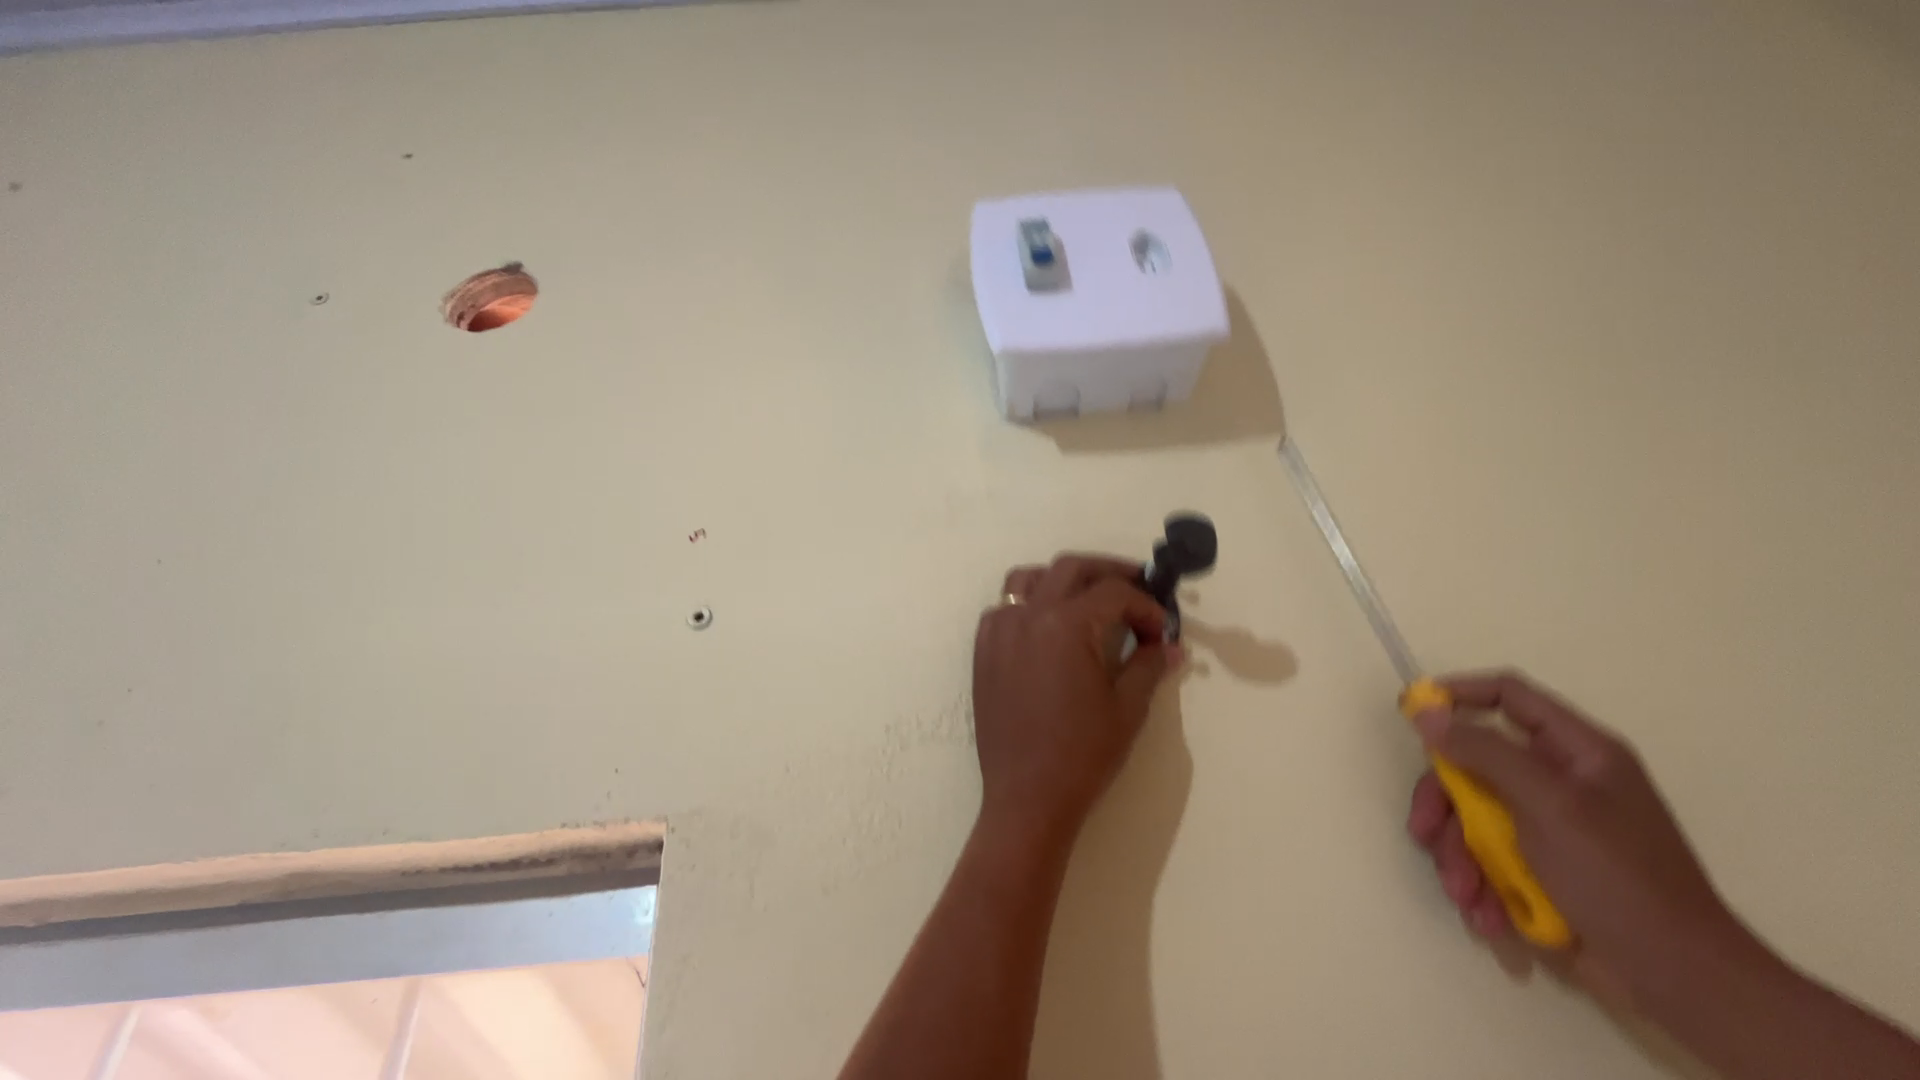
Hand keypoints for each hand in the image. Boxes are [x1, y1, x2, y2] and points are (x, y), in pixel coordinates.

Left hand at [972, 555, 1182, 836]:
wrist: (1028, 797)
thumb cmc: (1083, 755)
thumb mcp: (1127, 708)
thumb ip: (1149, 664)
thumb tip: (1170, 644)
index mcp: (1065, 625)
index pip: (1113, 592)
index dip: (1145, 605)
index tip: (1163, 628)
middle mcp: (1027, 616)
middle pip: (1070, 569)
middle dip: (1108, 573)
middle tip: (1136, 590)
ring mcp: (999, 632)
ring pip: (1028, 579)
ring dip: (1063, 580)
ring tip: (1090, 600)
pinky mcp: (983, 651)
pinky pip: (1005, 608)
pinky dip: (1030, 604)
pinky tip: (1050, 628)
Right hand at [1406, 672, 1756, 1002]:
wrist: (1675, 977)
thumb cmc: (1618, 877)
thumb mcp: (1549, 805)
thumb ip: (1485, 753)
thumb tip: (1426, 712)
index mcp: (1577, 752)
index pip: (1510, 697)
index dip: (1458, 695)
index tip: (1411, 710)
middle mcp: (1559, 782)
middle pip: (1474, 766)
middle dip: (1444, 805)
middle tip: (1424, 832)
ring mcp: (1548, 828)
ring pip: (1471, 819)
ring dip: (1458, 857)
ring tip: (1466, 895)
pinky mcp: (1540, 870)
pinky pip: (1487, 861)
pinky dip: (1480, 886)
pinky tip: (1489, 916)